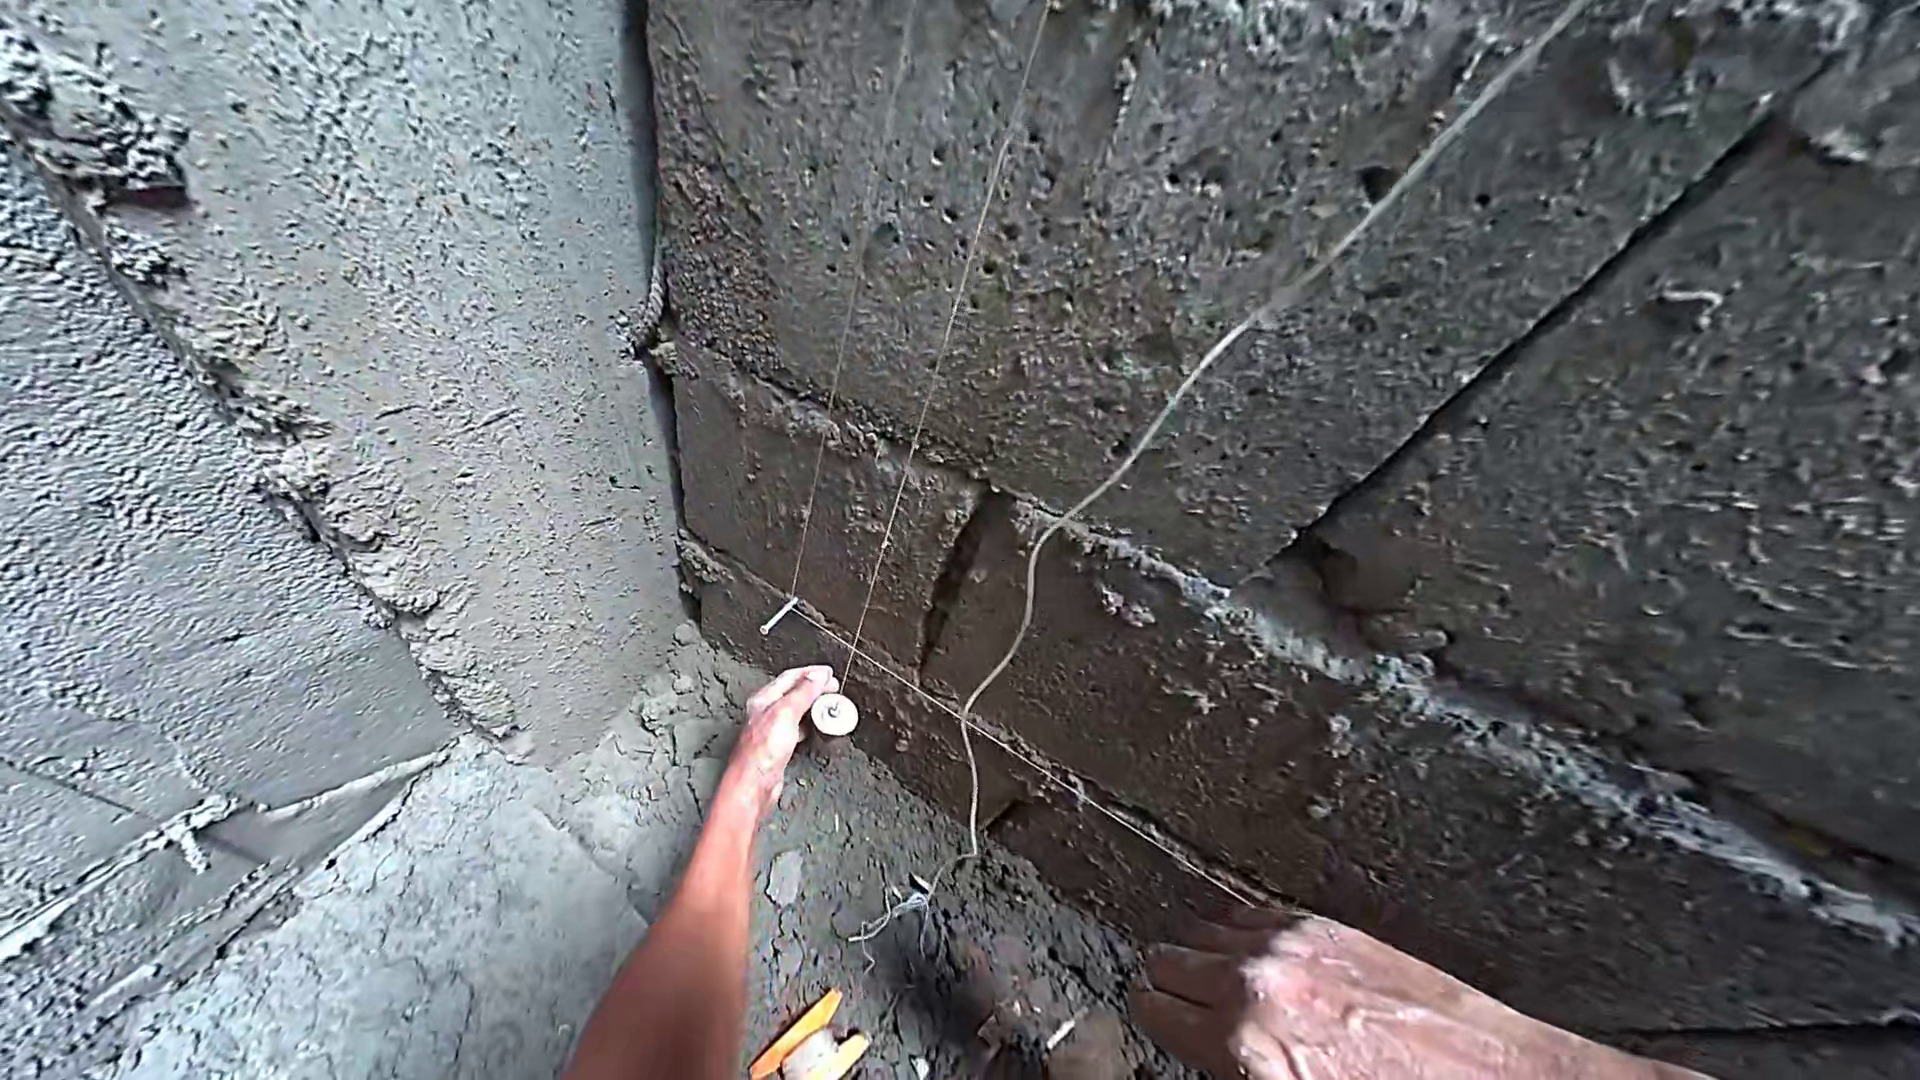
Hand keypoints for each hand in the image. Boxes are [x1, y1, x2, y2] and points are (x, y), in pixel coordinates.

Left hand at [719, 665, 836, 820]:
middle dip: (814, 686)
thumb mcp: (786, 713)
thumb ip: (803, 692)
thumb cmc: (761, 752)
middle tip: (832, 686)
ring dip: (812, 703)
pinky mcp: (777, 747)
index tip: (828, 672)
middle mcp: (765, 713)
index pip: (790, 677)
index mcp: (763, 700)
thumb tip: (818, 676)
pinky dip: (809, 722)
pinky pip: (796, 727)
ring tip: (828, 702)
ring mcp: (771, 730)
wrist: (753, 786)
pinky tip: (815, 726)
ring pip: (795, 709)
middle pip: (792, 692)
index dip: (811, 672)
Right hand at [1132, 908, 1692, 1079]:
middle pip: (1164, 959)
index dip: (1152, 1016)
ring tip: (1222, 982)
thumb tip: (1204, 1052)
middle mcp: (1251, 983)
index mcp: (1243, 1045)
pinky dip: (1237, 934)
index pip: (1150, 1004)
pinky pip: (1242, 913)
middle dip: (1171, 985)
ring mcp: (1281, 944)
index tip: (1161, 1021)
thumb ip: (1232, 1070)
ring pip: (1196, 928)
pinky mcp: (1312, 923)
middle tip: (1189, 1006)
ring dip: (1202, 955)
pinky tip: (1256, 958)